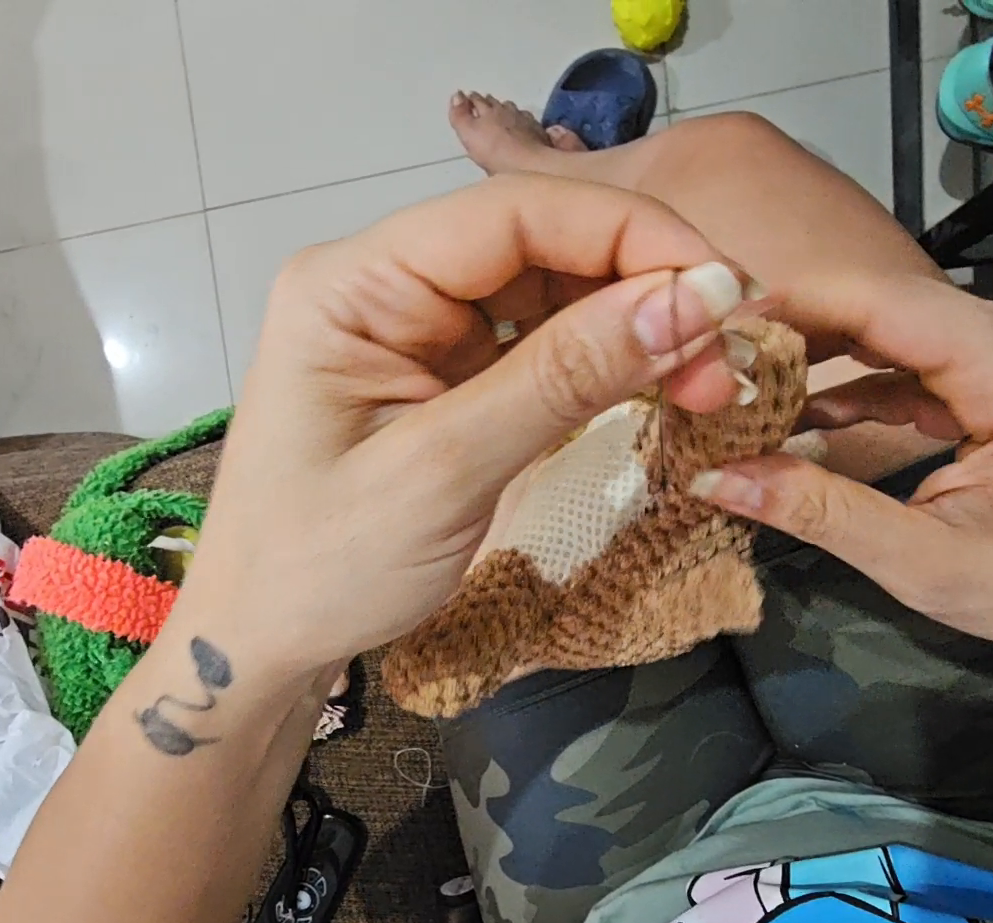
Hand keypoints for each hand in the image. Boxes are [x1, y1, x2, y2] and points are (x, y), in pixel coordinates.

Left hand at [181, 174, 759, 670]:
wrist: (265, 637)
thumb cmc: (325, 566)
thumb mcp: (447, 471)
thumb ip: (565, 378)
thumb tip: (695, 296)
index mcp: (354, 283)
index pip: (512, 215)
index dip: (631, 236)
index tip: (728, 289)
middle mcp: (383, 286)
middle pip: (535, 247)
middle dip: (638, 291)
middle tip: (722, 360)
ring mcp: (412, 333)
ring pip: (543, 296)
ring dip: (627, 330)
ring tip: (700, 381)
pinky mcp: (437, 379)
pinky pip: (530, 349)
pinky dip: (593, 366)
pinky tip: (646, 386)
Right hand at [690, 274, 992, 688]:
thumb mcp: (927, 564)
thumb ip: (820, 513)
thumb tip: (714, 479)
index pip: (891, 304)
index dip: (797, 305)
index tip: (716, 329)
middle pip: (884, 304)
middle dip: (791, 327)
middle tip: (712, 364)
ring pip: (889, 326)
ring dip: (812, 352)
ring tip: (739, 386)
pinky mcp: (992, 377)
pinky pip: (904, 359)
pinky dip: (844, 381)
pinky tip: (796, 413)